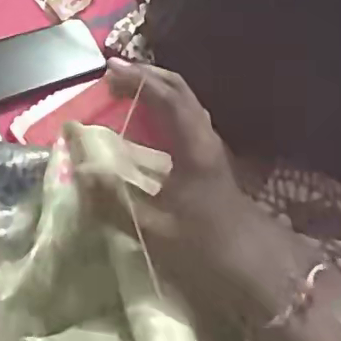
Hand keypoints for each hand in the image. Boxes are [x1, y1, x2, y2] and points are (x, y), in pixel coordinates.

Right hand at [82, 60, 317, 326]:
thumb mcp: (156, 229)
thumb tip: (81, 171)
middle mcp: (204, 137)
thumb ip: (116, 200)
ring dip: (156, 89)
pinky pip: (184, 118)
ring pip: (184, 102)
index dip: (137, 79)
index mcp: (193, 146)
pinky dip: (162, 107)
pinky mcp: (209, 160)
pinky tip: (146, 122)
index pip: (166, 97)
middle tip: (114, 72)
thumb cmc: (207, 247)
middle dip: (147, 75)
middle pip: (179, 90)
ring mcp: (209, 147)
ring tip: (126, 88)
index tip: (108, 69)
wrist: (258, 271)